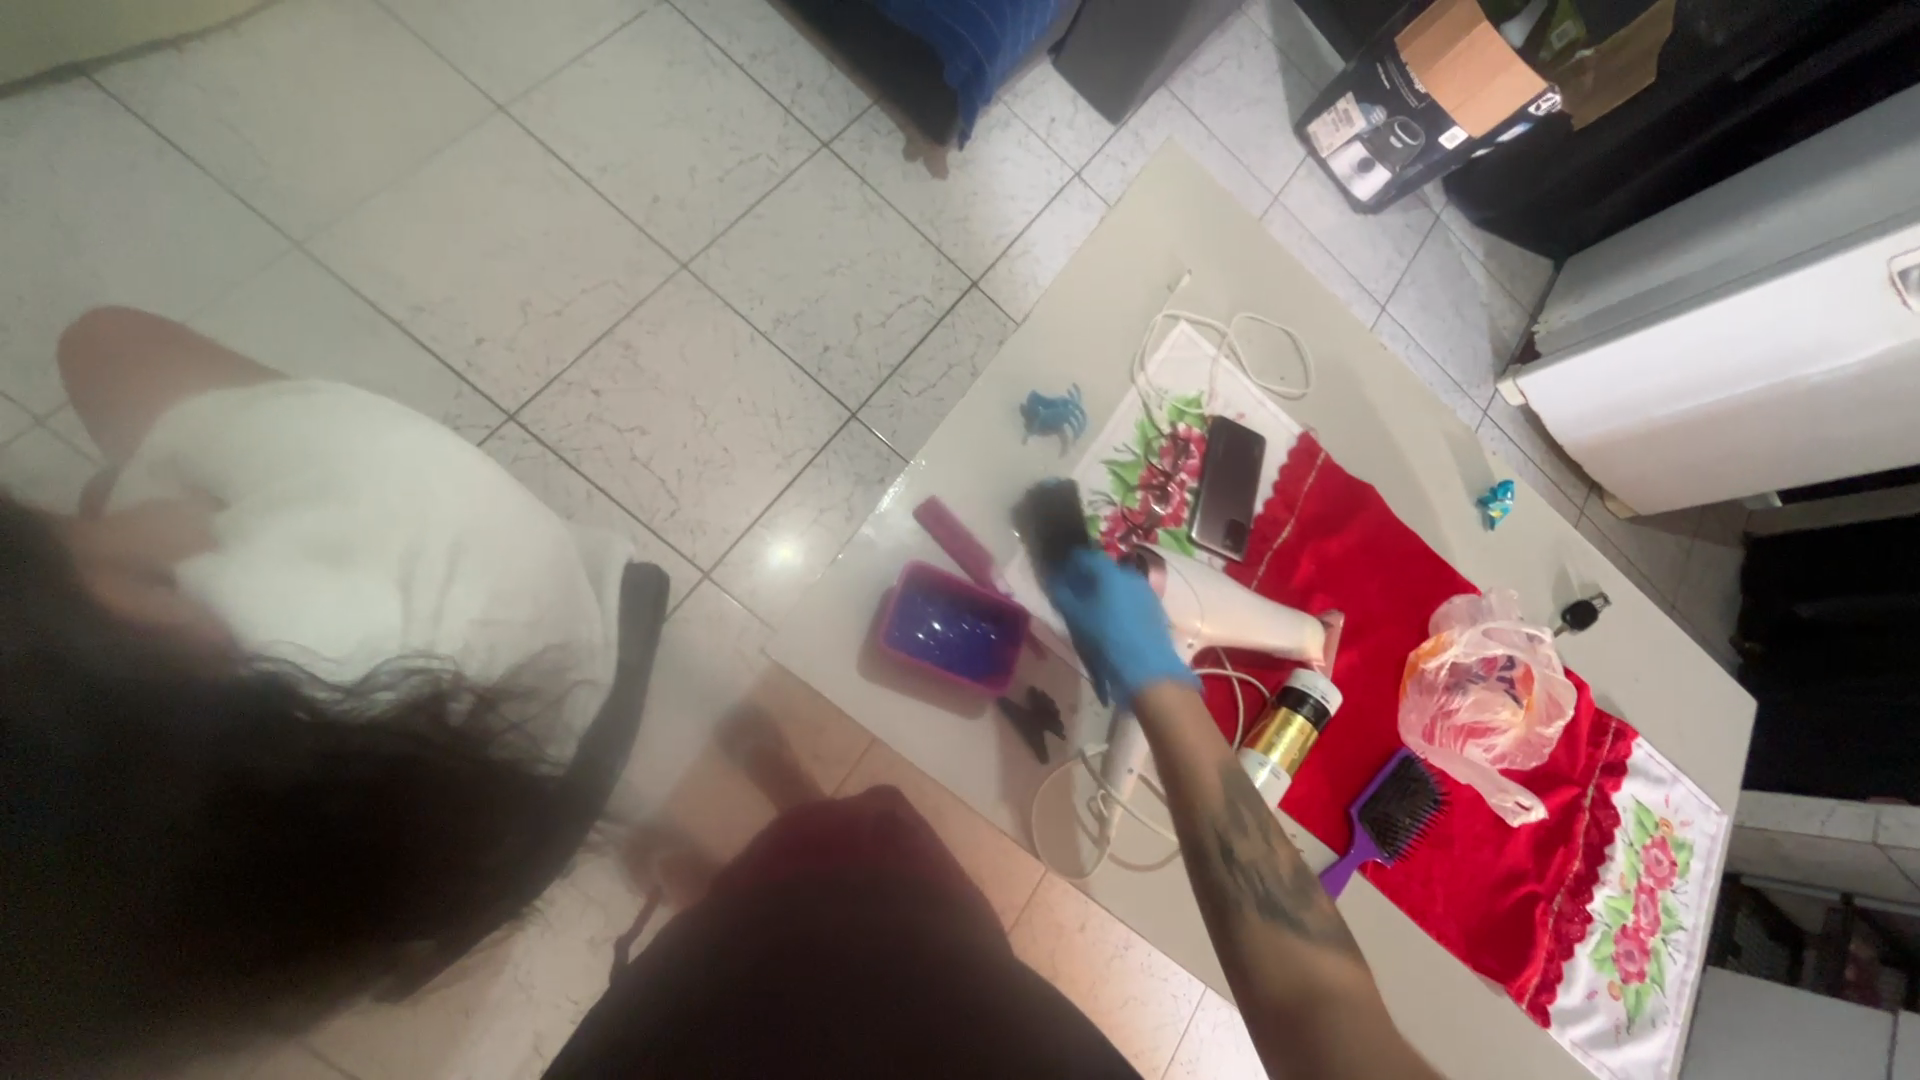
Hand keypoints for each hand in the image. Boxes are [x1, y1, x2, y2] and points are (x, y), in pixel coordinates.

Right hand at [1042, 547, 1196, 707]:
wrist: (1147, 668)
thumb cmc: (1106, 639)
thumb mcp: (1075, 617)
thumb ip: (1062, 594)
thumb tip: (1055, 580)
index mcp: (1109, 572)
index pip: (1085, 556)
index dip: (1070, 562)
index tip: (1061, 573)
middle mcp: (1130, 574)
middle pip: (1104, 569)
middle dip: (1088, 577)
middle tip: (1075, 592)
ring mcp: (1146, 590)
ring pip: (1119, 583)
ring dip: (1104, 590)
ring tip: (1093, 608)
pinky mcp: (1155, 607)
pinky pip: (1131, 596)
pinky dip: (1119, 601)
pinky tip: (1113, 620)